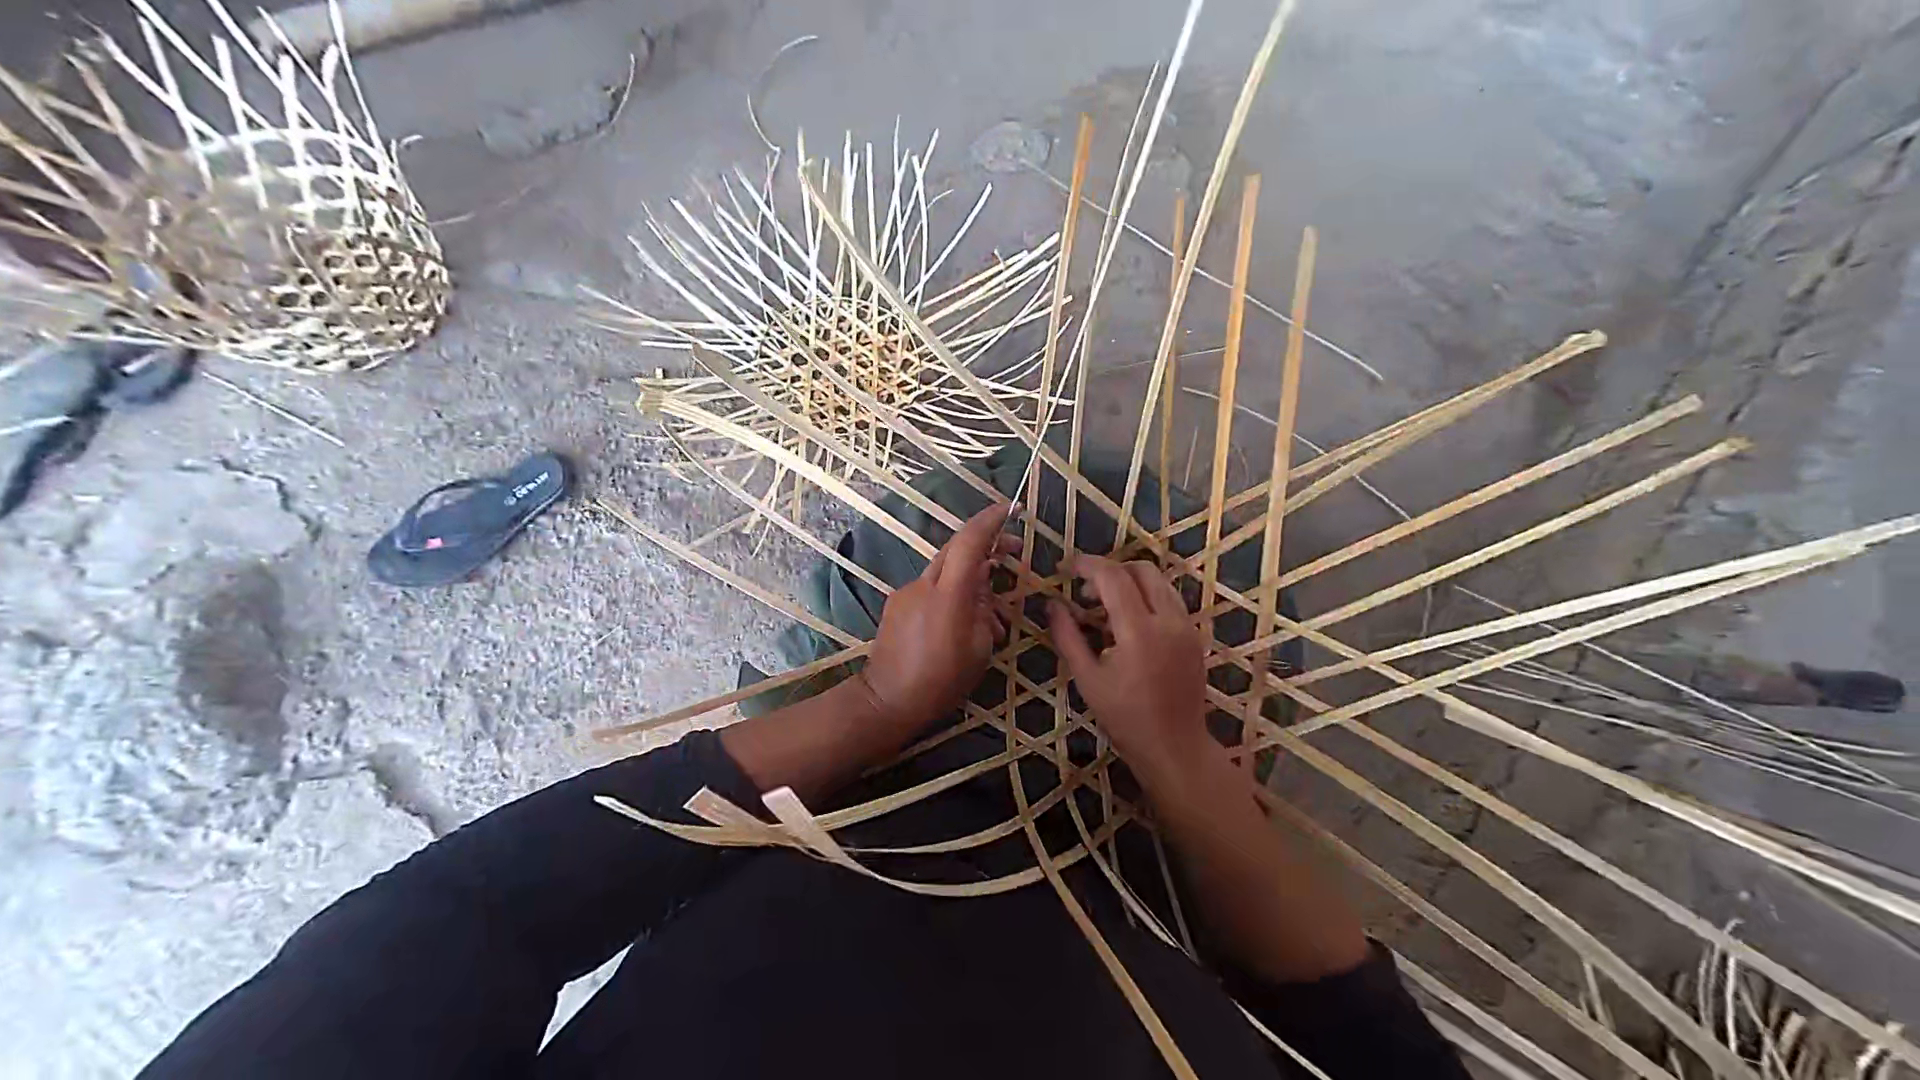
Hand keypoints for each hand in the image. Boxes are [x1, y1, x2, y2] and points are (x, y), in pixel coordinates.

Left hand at [857, 503, 1017, 730]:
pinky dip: (950, 594)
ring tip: (994, 609)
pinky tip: (963, 620)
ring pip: (945, 572)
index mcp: (949, 595)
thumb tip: (984, 591)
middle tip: (1013, 552)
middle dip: (986, 546)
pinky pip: (930, 589)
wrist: (887, 701)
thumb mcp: (979, 650)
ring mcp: (907, 593)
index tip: (1009, 509)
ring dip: (970, 578)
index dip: (990, 522)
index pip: (969, 542)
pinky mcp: (897, 604)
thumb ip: (984, 611)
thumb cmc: (941, 682)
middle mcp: (925, 585)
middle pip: (956, 550)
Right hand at [1047, 555, 1212, 780]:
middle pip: (1141, 569)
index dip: (1086, 565)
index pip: (1113, 576)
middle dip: (1109, 570)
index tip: (1065, 568)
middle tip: (1085, 592)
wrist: (1175, 747)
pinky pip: (1170, 600)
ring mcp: (1186, 627)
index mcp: (1139, 631)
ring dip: (1130, 582)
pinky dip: (1146, 597)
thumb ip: (1067, 636)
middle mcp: (1169, 620)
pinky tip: (1129, 623)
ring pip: (1159, 581)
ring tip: (1106, 606)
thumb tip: (1052, 604)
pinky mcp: (1194, 636)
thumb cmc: (1125, 718)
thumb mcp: (1087, 678)